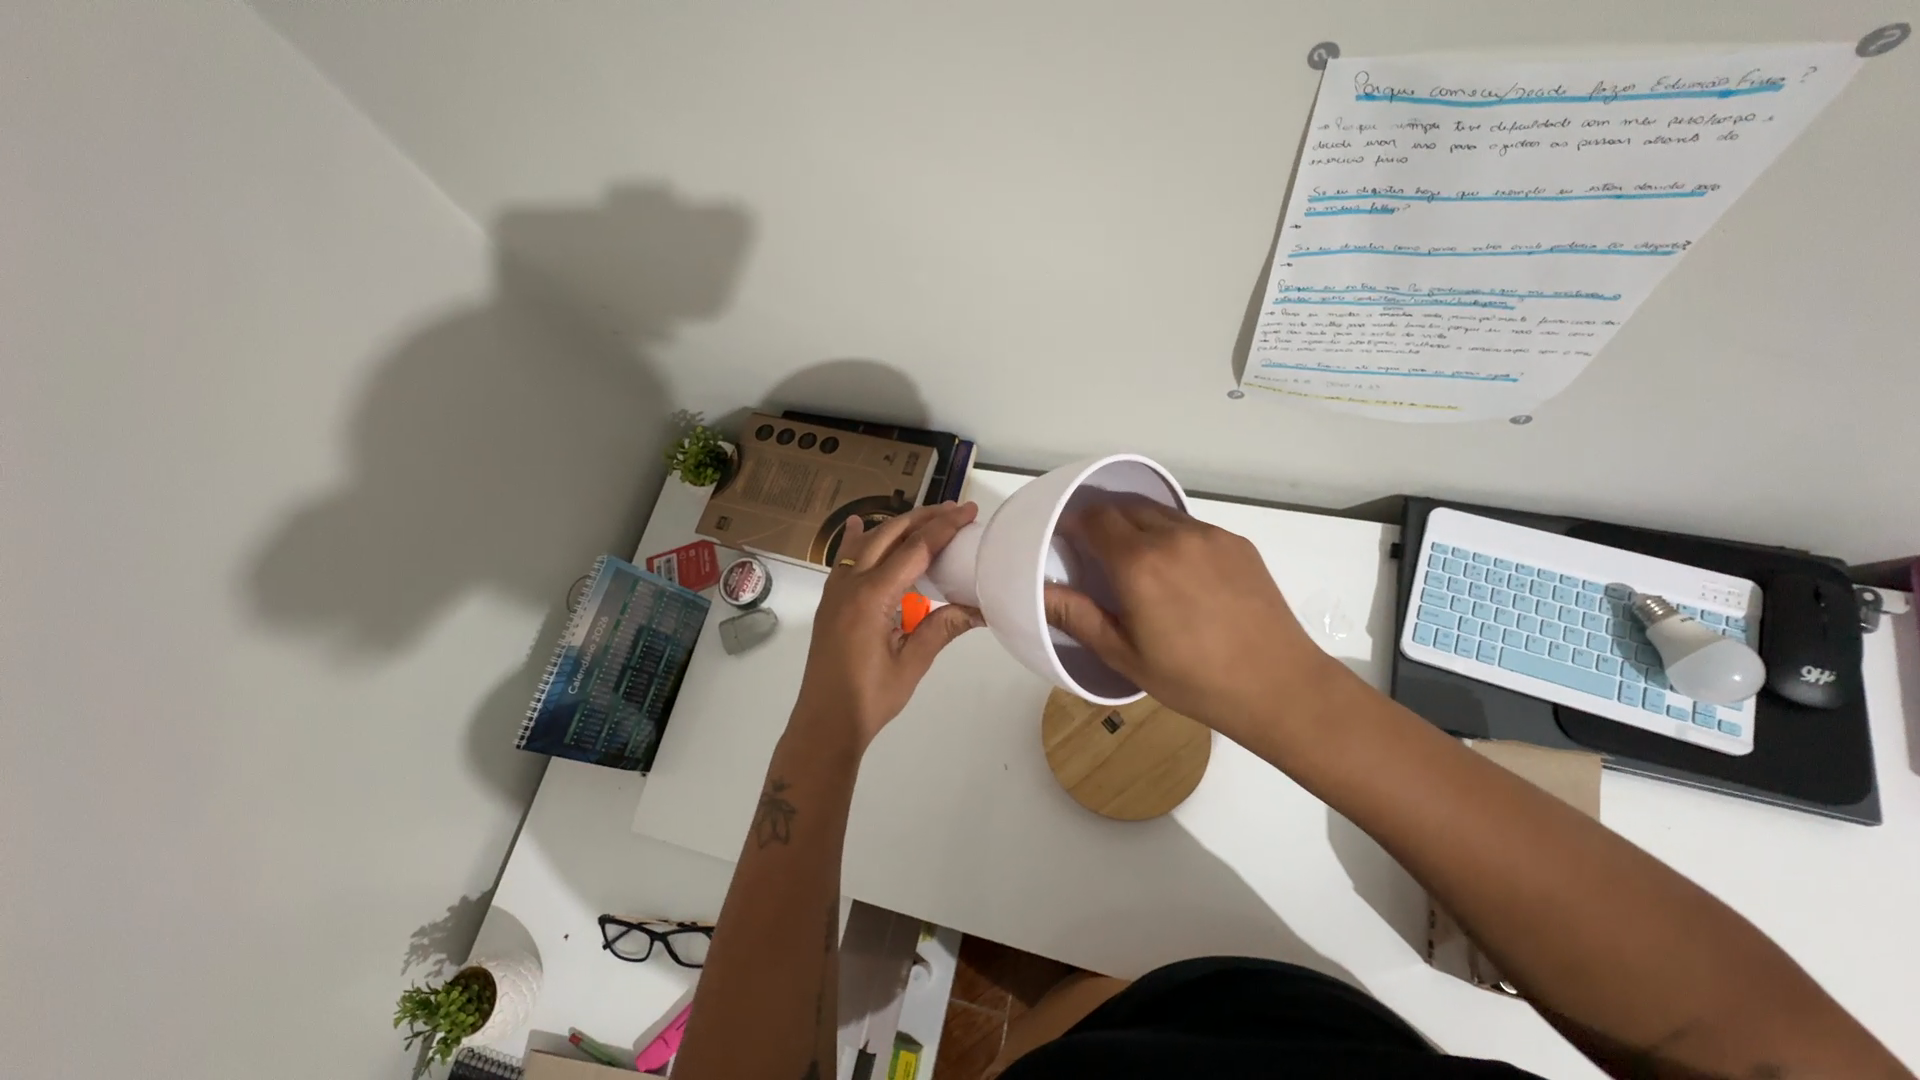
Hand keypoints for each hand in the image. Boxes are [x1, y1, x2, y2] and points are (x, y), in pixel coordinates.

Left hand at [792, 501, 984, 751]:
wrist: (824, 722)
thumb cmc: (870, 697)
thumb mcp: (913, 662)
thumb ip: (943, 627)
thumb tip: (981, 607)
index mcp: (872, 597)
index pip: (915, 550)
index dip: (944, 528)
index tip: (968, 511)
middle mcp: (850, 584)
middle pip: (890, 535)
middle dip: (924, 518)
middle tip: (955, 509)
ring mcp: (836, 590)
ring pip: (866, 541)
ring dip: (897, 526)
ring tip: (926, 518)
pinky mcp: (831, 601)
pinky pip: (845, 558)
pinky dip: (857, 539)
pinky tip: (857, 525)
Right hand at [1042, 495, 1336, 738]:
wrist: (1277, 685)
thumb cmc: (1193, 679)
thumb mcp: (1124, 655)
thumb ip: (1077, 616)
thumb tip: (1038, 591)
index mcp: (1139, 564)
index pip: (1094, 518)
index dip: (1073, 522)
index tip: (1063, 539)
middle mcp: (1173, 536)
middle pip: (1125, 507)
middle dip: (1102, 521)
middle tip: (1094, 552)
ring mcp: (1210, 536)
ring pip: (1160, 514)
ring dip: (1138, 525)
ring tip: (1134, 561)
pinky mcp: (1237, 543)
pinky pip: (1191, 527)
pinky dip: (1171, 537)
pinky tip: (1177, 573)